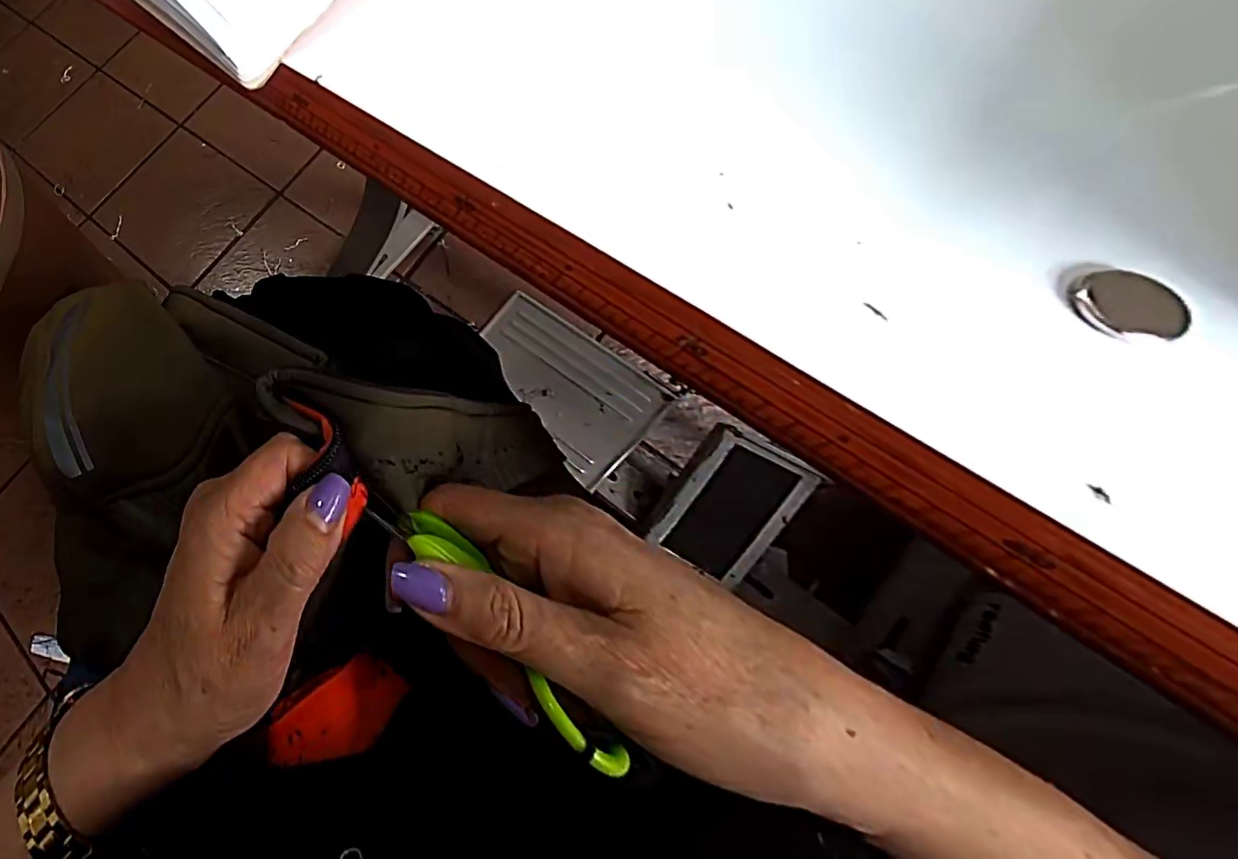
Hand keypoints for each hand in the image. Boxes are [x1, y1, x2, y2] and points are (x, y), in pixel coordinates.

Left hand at [48, 435, 350, 833]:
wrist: (164, 712)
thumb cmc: (208, 681)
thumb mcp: (263, 625)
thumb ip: (299, 556)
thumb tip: (334, 492)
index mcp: (220, 512)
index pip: (286, 452)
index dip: (324, 477)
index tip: (346, 520)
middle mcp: (218, 501)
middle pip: (290, 466)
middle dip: (323, 500)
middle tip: (328, 559)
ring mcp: (225, 517)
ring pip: (290, 488)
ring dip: (316, 521)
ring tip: (314, 573)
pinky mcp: (234, 534)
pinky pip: (282, 511)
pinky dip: (303, 535)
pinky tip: (300, 575)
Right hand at [390, 486, 1146, 858]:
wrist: (824, 730)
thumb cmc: (722, 696)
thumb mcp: (595, 663)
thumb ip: (496, 615)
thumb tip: (413, 576)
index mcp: (557, 530)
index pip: (446, 508)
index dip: (416, 555)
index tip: (413, 618)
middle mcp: (565, 531)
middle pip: (466, 552)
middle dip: (465, 619)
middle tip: (503, 684)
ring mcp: (583, 561)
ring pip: (496, 588)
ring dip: (499, 645)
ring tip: (541, 700)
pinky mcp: (598, 591)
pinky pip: (533, 608)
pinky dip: (530, 652)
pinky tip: (560, 691)